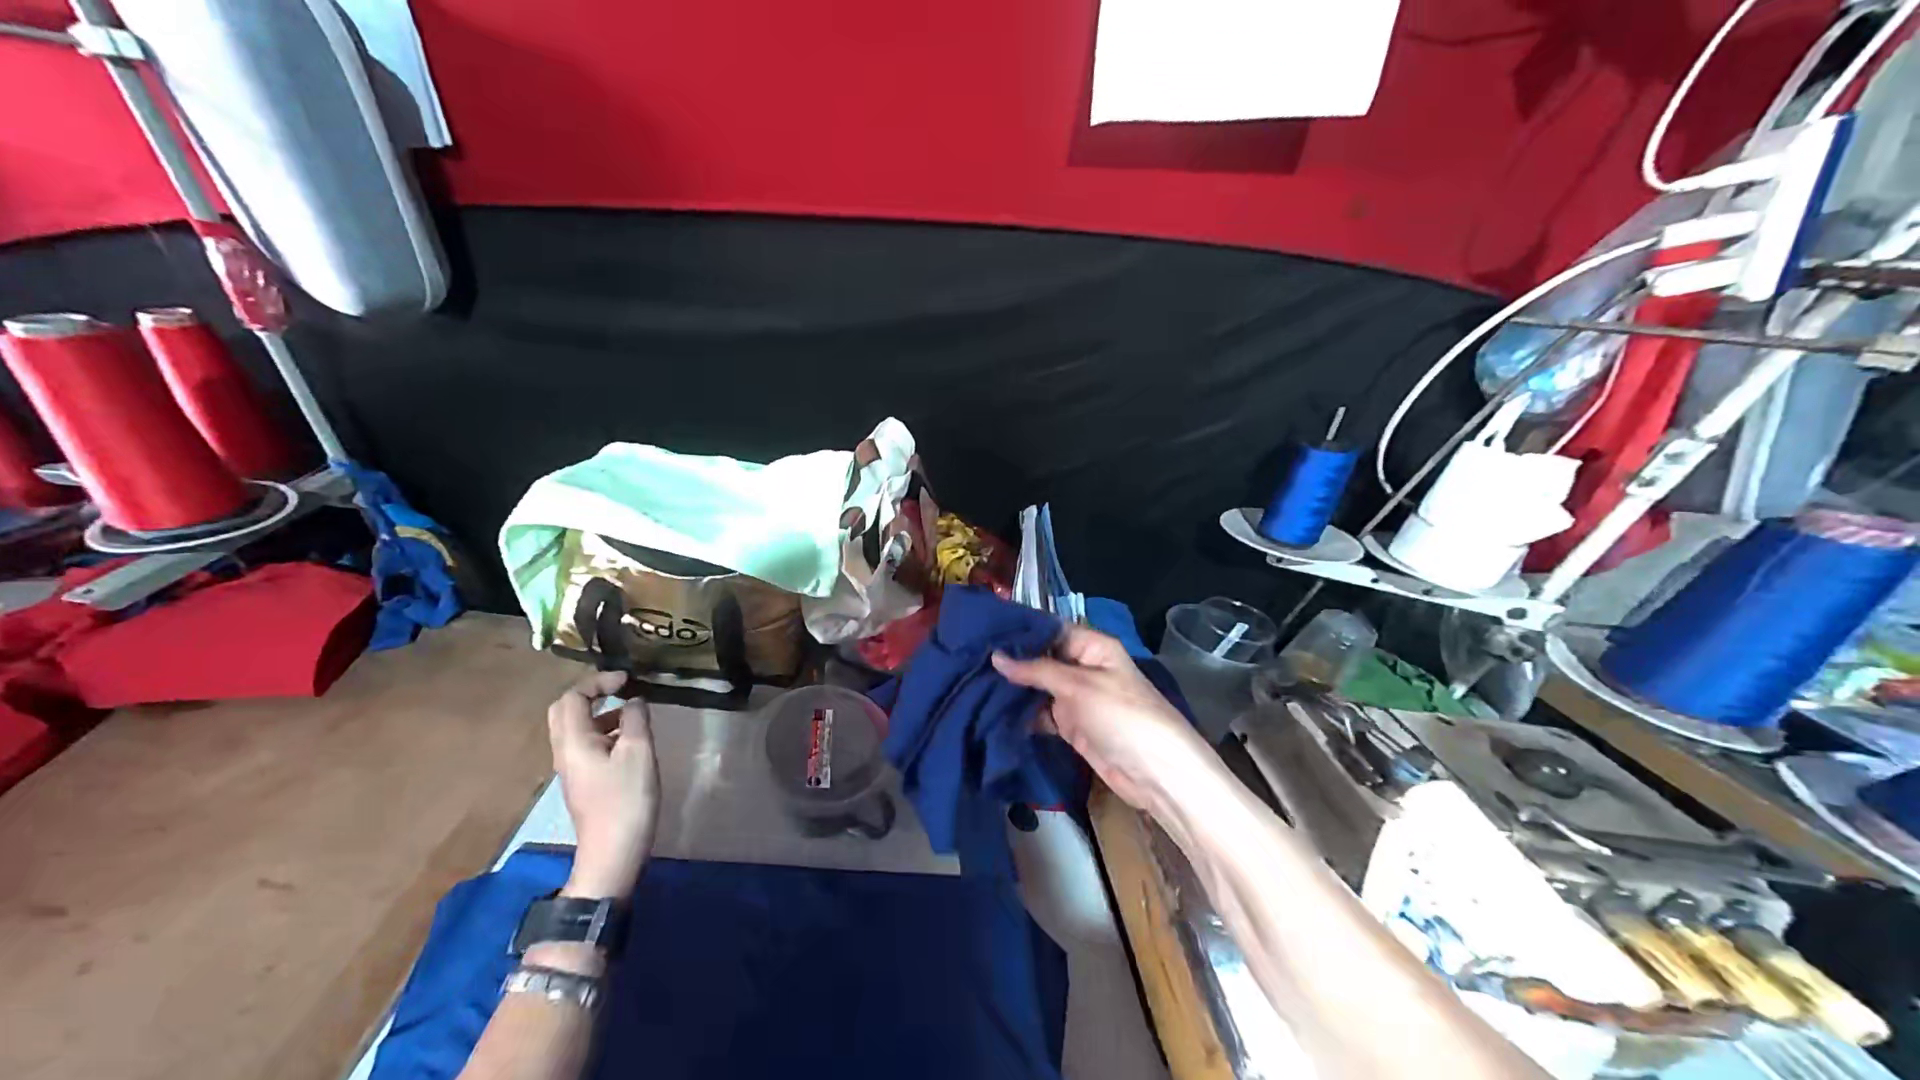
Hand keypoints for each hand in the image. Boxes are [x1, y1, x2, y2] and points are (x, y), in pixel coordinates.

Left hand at [547, 672, 659, 900]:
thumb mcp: (639, 752)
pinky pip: (586, 745)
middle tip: (622, 690)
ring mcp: (571, 769)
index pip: (573, 697)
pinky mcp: (583, 782)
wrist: (612, 854)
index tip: (628, 680)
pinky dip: (605, 732)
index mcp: (573, 742)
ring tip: (634, 714)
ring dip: (601, 713)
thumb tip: (634, 700)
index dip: (598, 681)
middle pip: (565, 711)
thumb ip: (636, 720)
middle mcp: (564, 752)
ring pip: (577, 729)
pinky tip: (630, 741)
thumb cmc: (626, 799)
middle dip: (592, 694)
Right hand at [992, 625, 1218, 815]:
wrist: (1156, 773)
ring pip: (1038, 687)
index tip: (983, 629)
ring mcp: (1077, 698)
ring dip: (1013, 688)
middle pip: (1042, 658)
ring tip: (972, 680)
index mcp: (1094, 646)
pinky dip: (1021, 713)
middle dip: (1012, 660)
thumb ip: (1036, 670)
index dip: (1020, 630)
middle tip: (969, 656)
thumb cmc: (1122, 716)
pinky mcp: (1072, 726)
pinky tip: (992, 710)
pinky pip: (1041, 713)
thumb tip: (996, 657)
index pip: (1051, 629)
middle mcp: (1084, 667)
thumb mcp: (1079, 685)